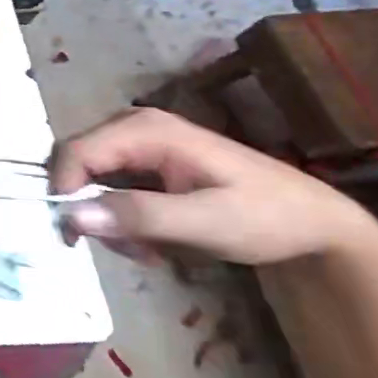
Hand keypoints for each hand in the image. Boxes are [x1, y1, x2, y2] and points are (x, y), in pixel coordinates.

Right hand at [51, 108, 377, 265]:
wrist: (315, 223)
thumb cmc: (265, 218)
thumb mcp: (206, 223)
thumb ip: (139, 216)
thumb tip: (73, 215)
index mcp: (146, 129)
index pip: (74, 152)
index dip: (63, 191)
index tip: (75, 238)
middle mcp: (135, 126)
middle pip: (78, 164)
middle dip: (92, 210)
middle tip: (128, 249)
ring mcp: (140, 143)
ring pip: (91, 180)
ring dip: (110, 220)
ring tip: (151, 250)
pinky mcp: (147, 162)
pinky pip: (110, 188)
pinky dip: (123, 219)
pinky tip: (154, 240)